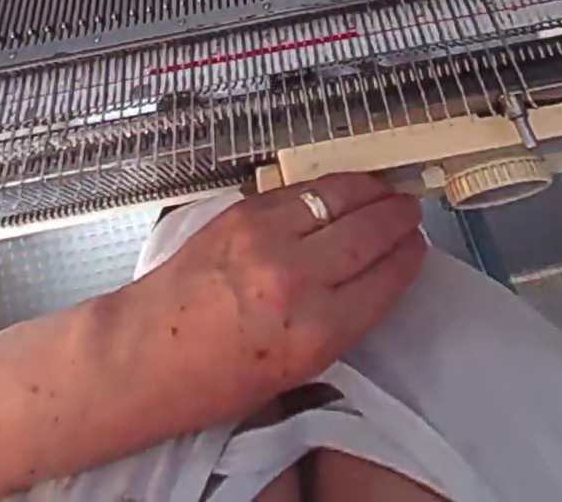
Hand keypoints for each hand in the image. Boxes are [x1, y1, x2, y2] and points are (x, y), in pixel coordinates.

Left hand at [119, 174, 425, 427]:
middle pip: (369, 233)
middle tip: (410, 209)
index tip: (417, 246)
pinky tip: (344, 187)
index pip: (384, 281)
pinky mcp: (245, 210)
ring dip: (371, 190)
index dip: (408, 257)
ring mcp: (268, 236)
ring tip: (386, 190)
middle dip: (398, 217)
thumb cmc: (215, 375)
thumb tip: (373, 273)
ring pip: (340, 197)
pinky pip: (304, 189)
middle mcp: (296, 279)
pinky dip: (332, 185)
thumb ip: (340, 318)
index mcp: (315, 333)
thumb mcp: (294, 367)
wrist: (144, 350)